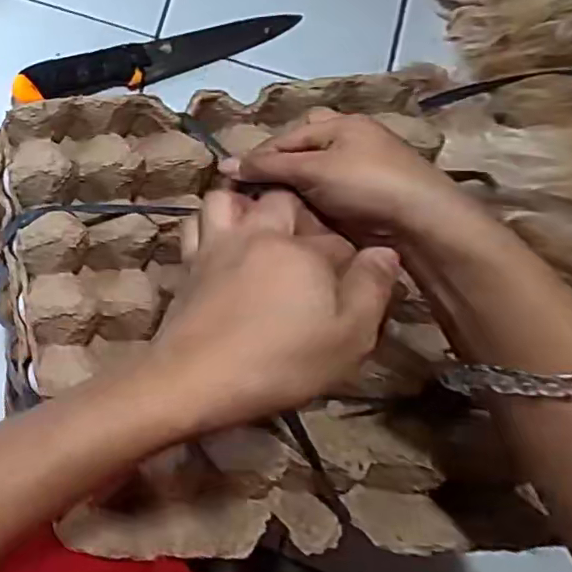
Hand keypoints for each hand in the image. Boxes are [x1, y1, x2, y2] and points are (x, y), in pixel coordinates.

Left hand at [135, 187, 399, 434]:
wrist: (197, 374)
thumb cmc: (281, 361)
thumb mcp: (349, 338)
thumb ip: (370, 290)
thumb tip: (383, 252)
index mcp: (301, 250)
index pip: (337, 239)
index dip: (351, 258)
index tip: (353, 281)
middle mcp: (255, 234)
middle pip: (282, 200)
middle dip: (301, 214)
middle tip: (308, 249)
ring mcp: (215, 243)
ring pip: (226, 198)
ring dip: (244, 206)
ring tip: (259, 232)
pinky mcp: (187, 260)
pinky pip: (194, 222)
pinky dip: (207, 221)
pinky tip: (219, 241)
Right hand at [220, 108, 478, 245]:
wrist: (424, 226)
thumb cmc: (367, 185)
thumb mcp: (311, 170)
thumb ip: (266, 166)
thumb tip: (223, 165)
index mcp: (340, 125)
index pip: (283, 138)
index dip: (256, 159)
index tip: (230, 182)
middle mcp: (348, 143)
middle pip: (295, 156)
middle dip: (273, 174)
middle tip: (250, 196)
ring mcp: (356, 172)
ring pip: (306, 179)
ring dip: (288, 193)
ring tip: (265, 210)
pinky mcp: (361, 200)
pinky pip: (320, 198)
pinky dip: (305, 207)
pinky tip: (290, 220)